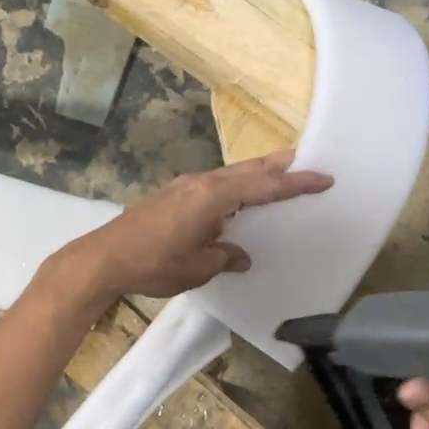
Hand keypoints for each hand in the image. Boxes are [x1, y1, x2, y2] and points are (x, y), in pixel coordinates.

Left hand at [52, 150, 332, 299]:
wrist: (104, 258)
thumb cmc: (153, 264)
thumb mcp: (197, 268)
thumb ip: (223, 258)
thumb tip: (240, 256)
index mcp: (213, 197)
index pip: (264, 187)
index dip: (295, 183)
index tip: (324, 178)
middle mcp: (200, 184)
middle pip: (247, 170)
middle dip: (277, 166)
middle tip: (305, 160)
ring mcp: (182, 188)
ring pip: (228, 176)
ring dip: (253, 175)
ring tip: (275, 177)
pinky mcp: (170, 197)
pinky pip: (211, 186)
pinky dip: (231, 188)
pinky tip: (233, 202)